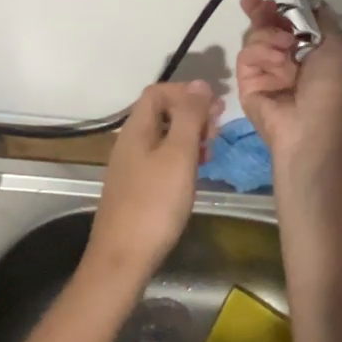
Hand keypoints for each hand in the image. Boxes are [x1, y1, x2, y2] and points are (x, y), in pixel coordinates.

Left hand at [82, 81, 218, 287]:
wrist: (123, 257)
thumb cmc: (155, 203)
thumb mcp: (179, 154)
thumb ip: (189, 116)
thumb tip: (199, 84)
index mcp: (136, 128)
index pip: (158, 92)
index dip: (186, 92)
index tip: (214, 107)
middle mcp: (129, 142)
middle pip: (161, 113)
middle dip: (191, 114)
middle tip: (217, 130)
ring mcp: (131, 166)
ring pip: (163, 137)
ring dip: (189, 136)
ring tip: (212, 151)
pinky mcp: (136, 188)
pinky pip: (161, 159)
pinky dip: (182, 157)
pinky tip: (195, 173)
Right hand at [235, 0, 341, 163]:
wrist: (313, 129)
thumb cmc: (332, 88)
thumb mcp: (338, 48)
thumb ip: (323, 22)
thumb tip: (314, 2)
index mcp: (313, 53)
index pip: (292, 22)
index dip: (283, 7)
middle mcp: (288, 61)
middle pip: (269, 26)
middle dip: (263, 12)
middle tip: (254, 1)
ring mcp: (266, 71)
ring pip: (256, 36)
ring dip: (270, 34)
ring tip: (285, 45)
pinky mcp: (247, 82)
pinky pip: (247, 55)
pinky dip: (260, 52)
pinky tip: (276, 60)